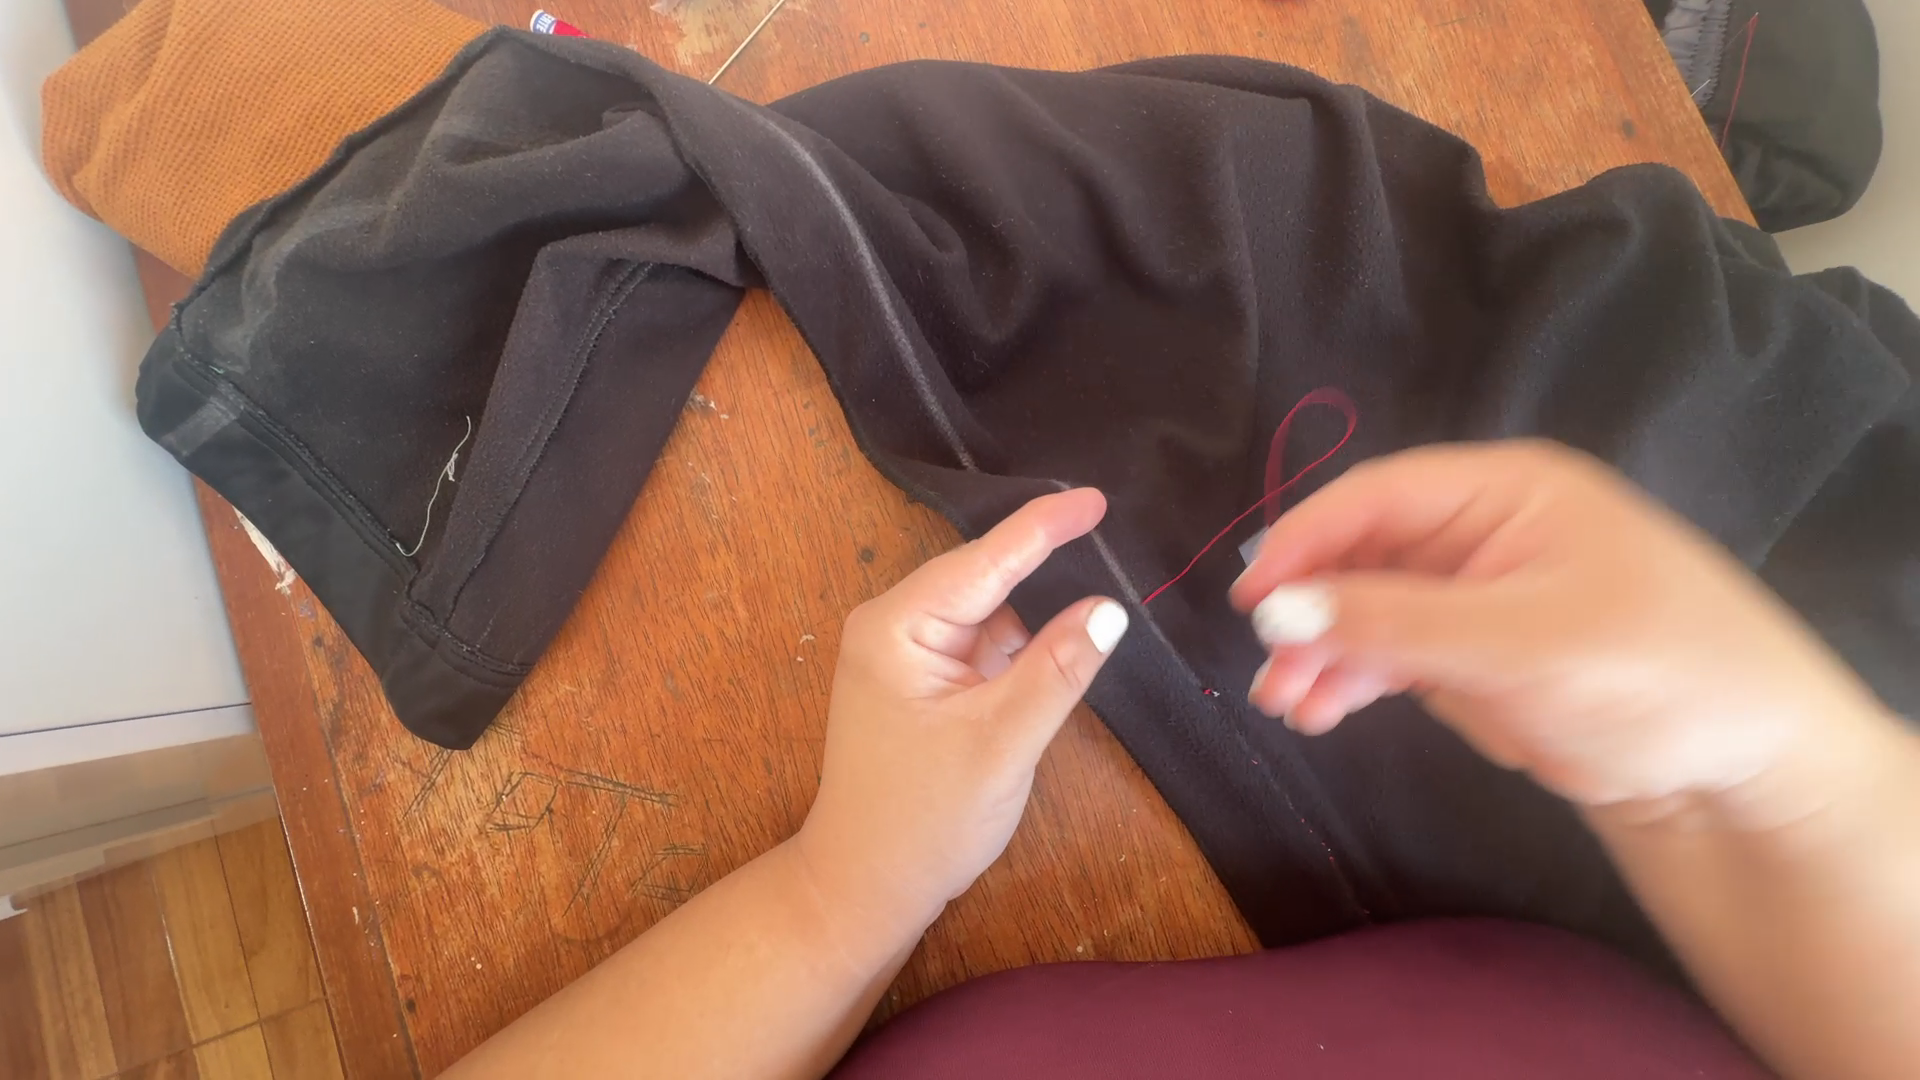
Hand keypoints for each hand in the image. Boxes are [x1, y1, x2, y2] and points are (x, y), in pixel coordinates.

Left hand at [795, 488, 1128, 930]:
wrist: (867, 886)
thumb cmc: (924, 819)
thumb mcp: (1001, 743)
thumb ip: (1057, 669)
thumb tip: (1109, 608)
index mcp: (897, 625)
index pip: (984, 560)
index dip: (1043, 526)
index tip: (1097, 498)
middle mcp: (895, 624)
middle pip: (983, 580)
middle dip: (1041, 573)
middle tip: (1107, 544)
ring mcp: (907, 650)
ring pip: (988, 613)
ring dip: (1030, 625)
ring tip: (1070, 627)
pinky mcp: (924, 676)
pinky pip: (981, 644)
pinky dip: (1016, 653)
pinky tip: (1040, 667)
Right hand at [1229, 440, 1893, 822]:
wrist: (1740, 781)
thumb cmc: (1657, 677)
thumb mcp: (1521, 643)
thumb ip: (1390, 622)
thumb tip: (1273, 612)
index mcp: (1498, 493)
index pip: (1375, 498)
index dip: (1304, 539)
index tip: (1252, 595)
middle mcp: (1467, 532)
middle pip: (1355, 557)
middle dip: (1307, 611)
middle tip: (1270, 664)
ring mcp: (1456, 592)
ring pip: (1356, 610)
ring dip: (1315, 653)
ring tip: (1284, 703)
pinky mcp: (1451, 647)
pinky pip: (1376, 653)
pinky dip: (1341, 680)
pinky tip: (1314, 712)